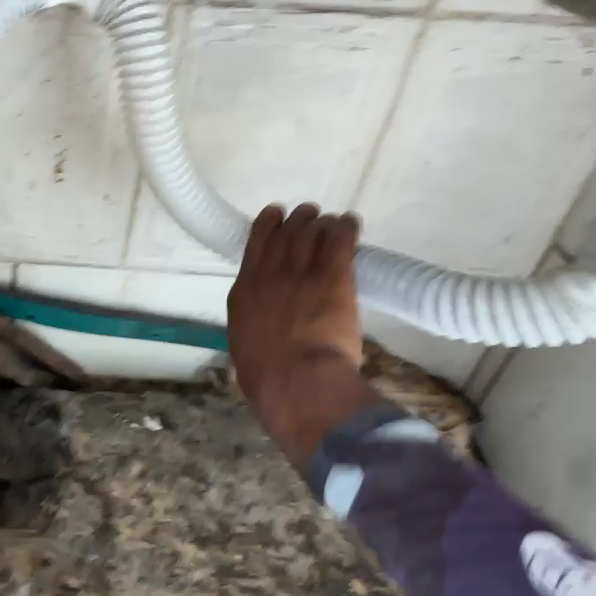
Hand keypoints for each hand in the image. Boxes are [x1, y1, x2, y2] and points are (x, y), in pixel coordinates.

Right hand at [226, 203, 378, 461]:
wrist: (296, 382)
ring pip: (309, 232)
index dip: (266, 226)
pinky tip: (351, 223)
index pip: (255, 246)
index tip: (274, 217)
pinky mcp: (333, 278)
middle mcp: (269, 274)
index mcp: (244, 292)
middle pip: (283, 233)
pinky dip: (345, 229)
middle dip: (296, 219)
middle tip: (307, 213)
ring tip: (330, 218)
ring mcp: (300, 273)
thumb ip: (254, 327)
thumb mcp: (246, 346)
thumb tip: (261, 333)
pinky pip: (339, 242)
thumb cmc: (268, 379)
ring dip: (320, 221)